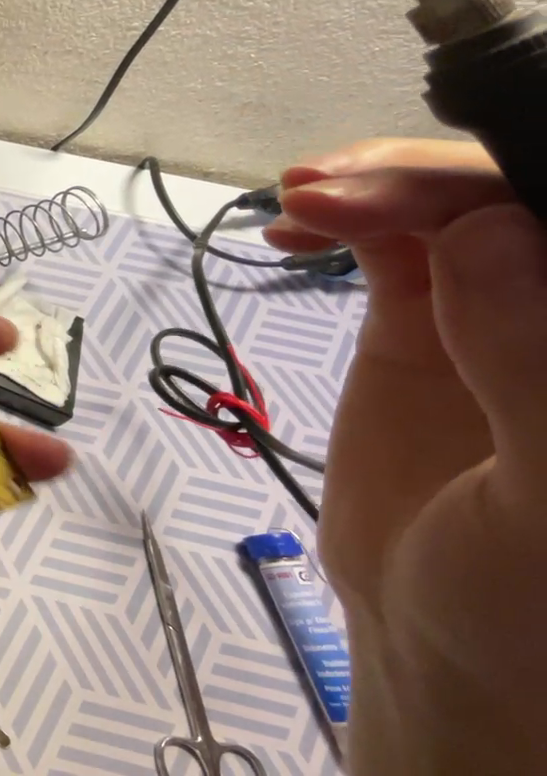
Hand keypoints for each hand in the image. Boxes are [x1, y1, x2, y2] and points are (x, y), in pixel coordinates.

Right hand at [265, 138, 546, 773]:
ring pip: (452, 206)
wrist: (443, 635)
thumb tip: (486, 230)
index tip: (402, 187)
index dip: (506, 178)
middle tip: (317, 193)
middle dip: (419, 179)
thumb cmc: (529, 597)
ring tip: (294, 204)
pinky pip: (392, 242)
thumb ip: (530, 368)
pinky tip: (291, 228)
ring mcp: (507, 309)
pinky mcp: (431, 322)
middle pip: (513, 197)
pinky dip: (338, 221)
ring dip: (369, 191)